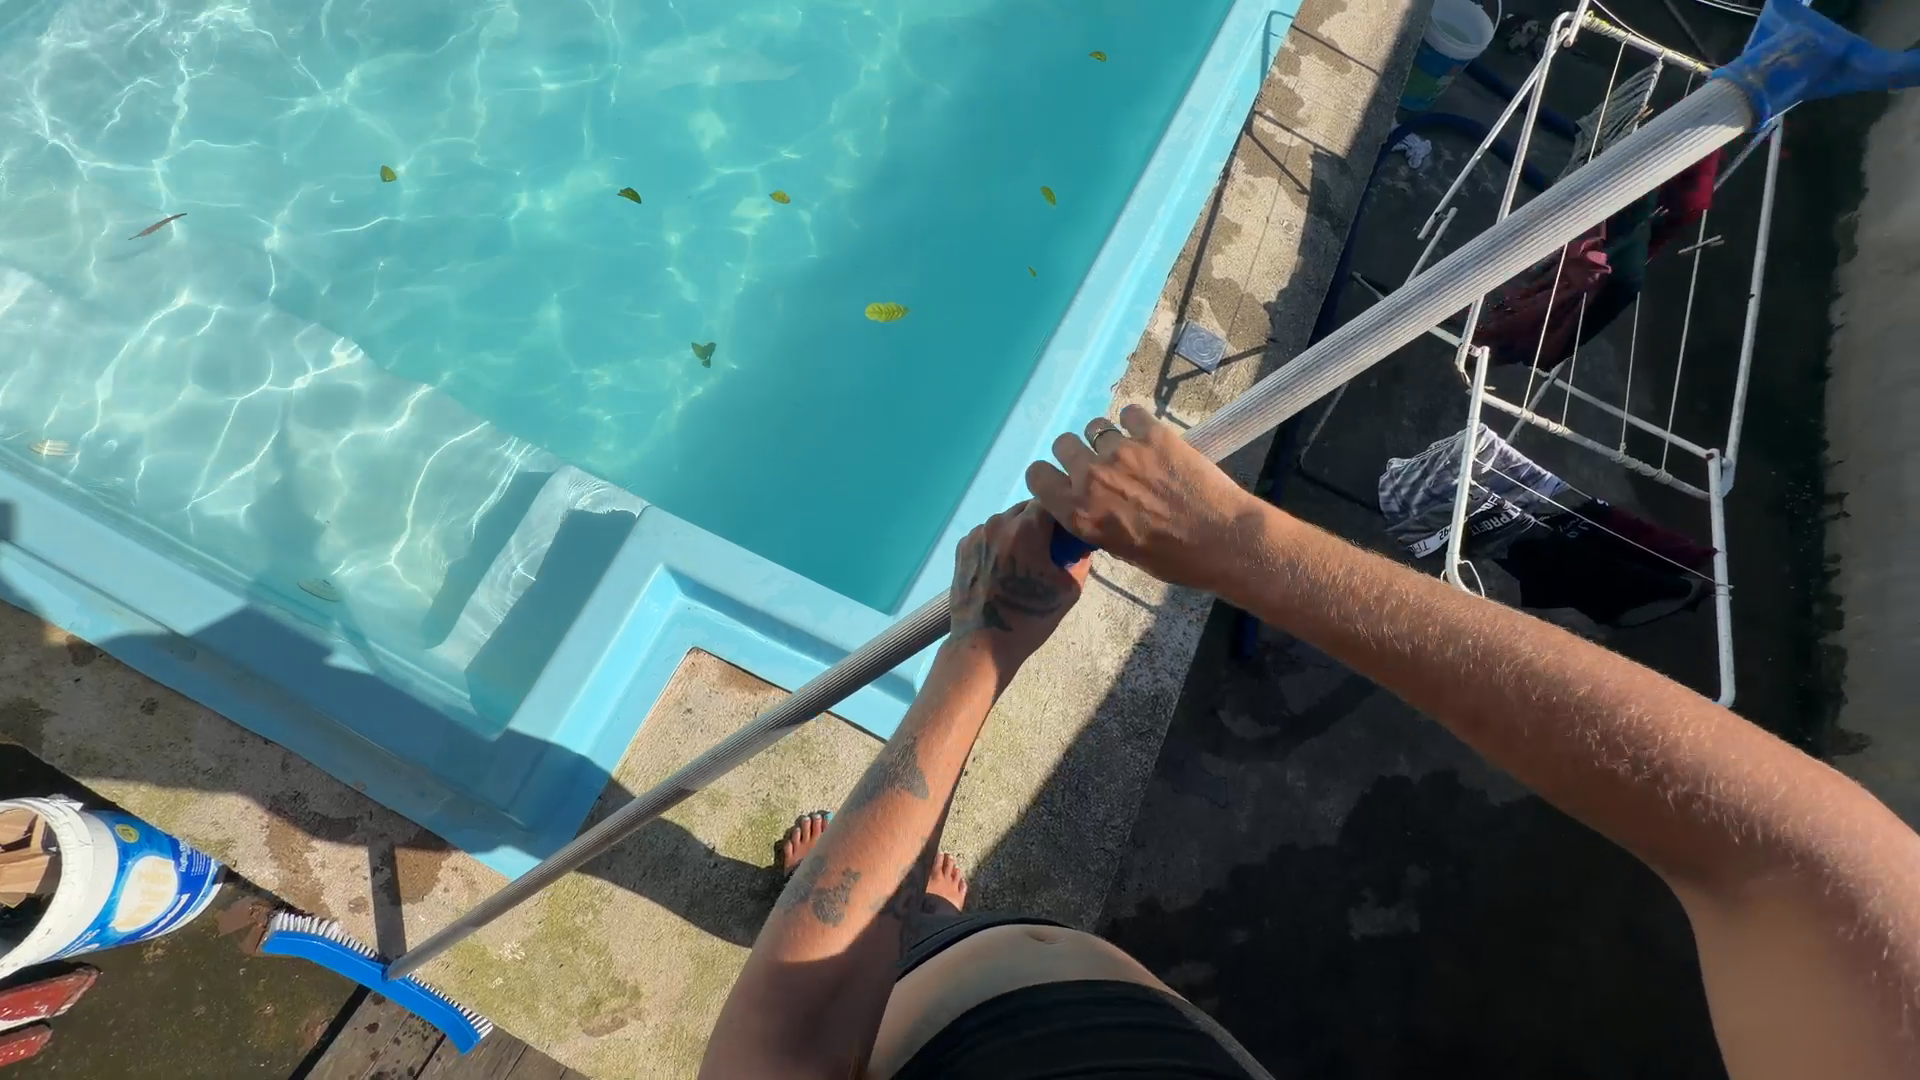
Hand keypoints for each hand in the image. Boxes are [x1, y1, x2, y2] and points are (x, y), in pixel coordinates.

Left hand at [947, 501, 1089, 675]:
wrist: (984, 643)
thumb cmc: (1031, 617)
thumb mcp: (1070, 589)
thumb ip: (1079, 559)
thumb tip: (1079, 545)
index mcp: (1027, 528)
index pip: (1052, 501)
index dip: (1062, 515)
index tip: (1067, 533)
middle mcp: (999, 522)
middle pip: (1027, 508)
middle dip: (1040, 523)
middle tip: (1047, 548)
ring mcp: (977, 534)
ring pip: (1005, 520)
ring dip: (1018, 532)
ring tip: (1023, 560)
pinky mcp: (962, 547)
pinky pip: (987, 534)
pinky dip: (998, 543)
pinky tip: (1002, 567)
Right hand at [1025, 404, 1261, 591]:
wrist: (1222, 540)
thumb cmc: (1172, 558)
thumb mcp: (1118, 550)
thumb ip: (1095, 522)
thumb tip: (1091, 506)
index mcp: (1078, 512)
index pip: (1036, 476)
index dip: (1048, 475)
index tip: (1063, 478)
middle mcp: (1090, 478)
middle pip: (1063, 444)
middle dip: (1077, 452)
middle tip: (1100, 464)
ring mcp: (1121, 452)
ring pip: (1096, 427)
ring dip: (1107, 438)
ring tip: (1130, 451)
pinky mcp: (1152, 434)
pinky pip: (1130, 413)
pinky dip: (1136, 422)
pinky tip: (1149, 435)